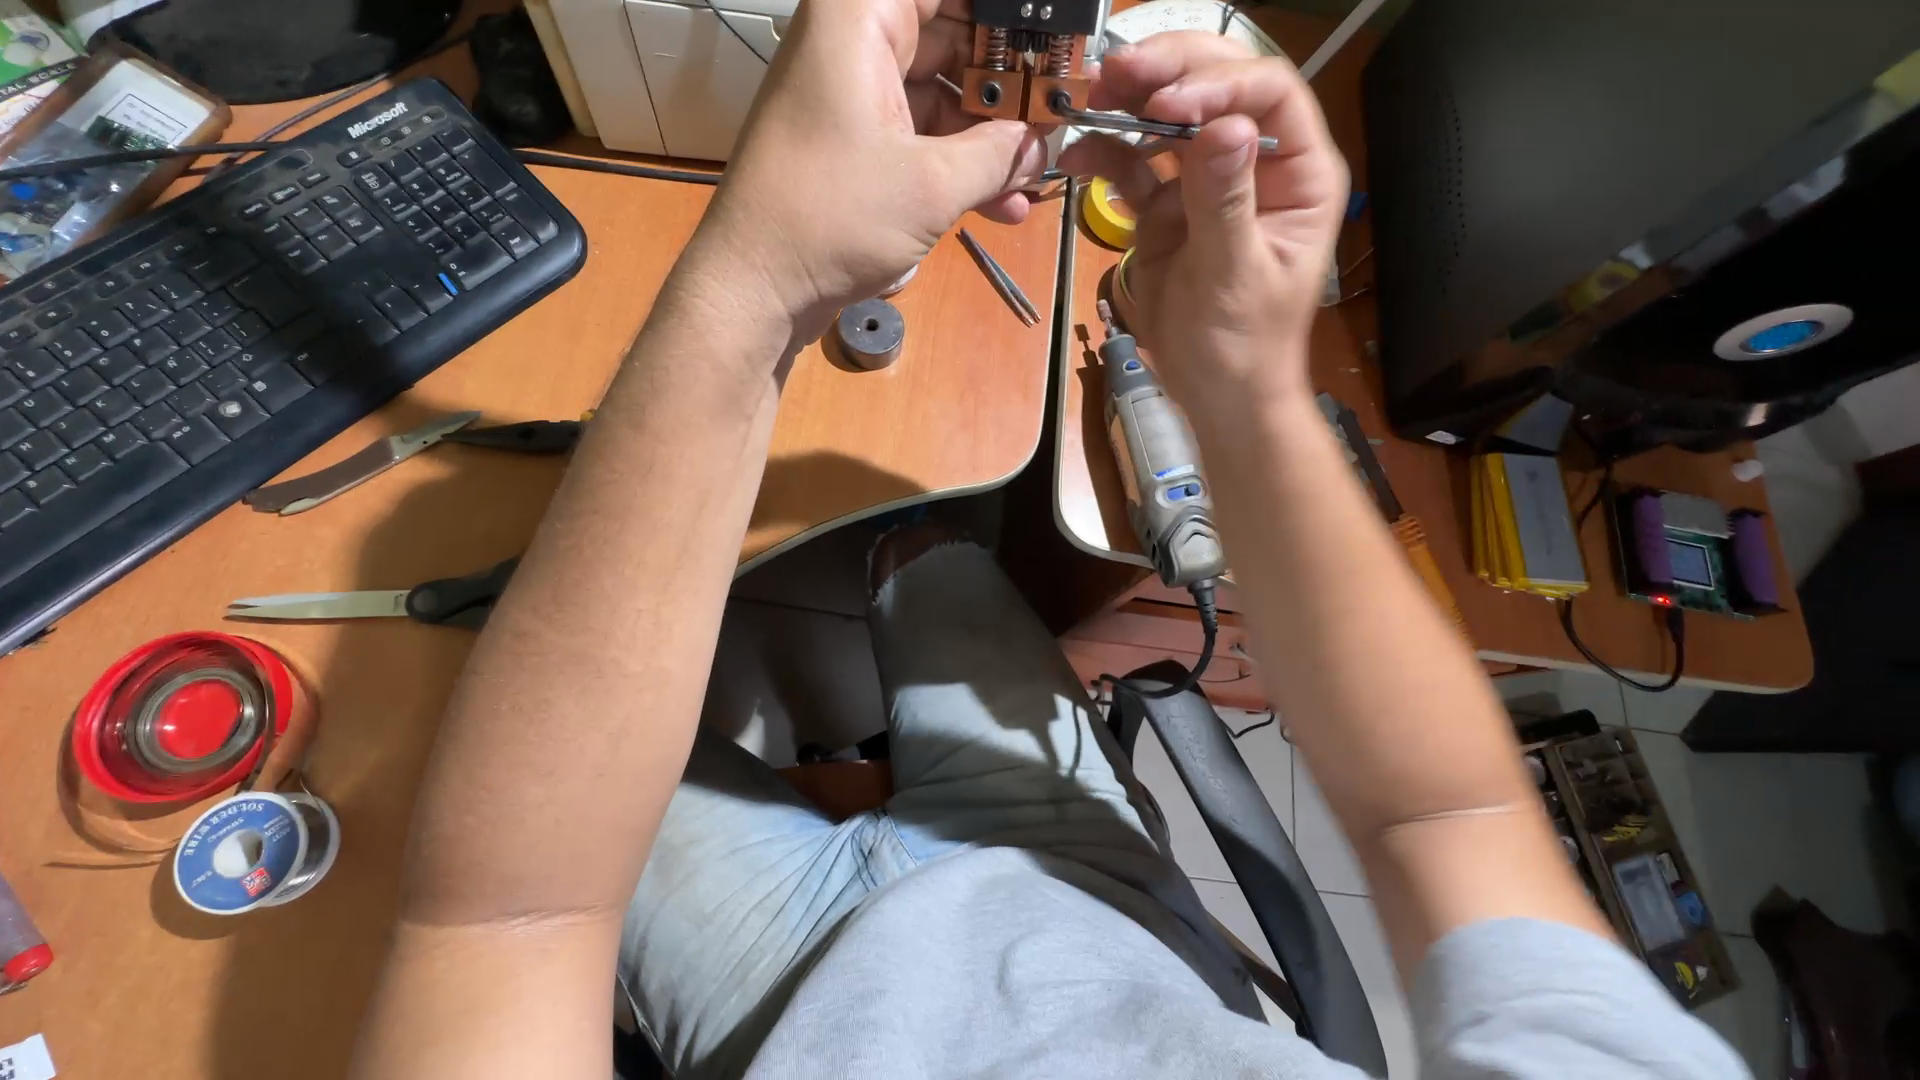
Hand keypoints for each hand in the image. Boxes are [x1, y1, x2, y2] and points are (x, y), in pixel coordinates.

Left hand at [689, 0, 1049, 344]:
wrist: (757, 286)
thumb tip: (1039, 144)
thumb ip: (998, 155)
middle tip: (1058, 109)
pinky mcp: (854, 146)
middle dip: (1006, 79)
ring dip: (990, 135)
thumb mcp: (931, 186)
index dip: (1009, 13)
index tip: (1055, 39)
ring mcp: (853, 97)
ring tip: (1037, 169)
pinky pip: (919, 137)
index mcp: (861, 17)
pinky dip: (958, 165)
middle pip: (950, 33)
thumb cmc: (833, 218)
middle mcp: (855, 43)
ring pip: (939, 93)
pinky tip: (1004, 203)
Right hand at [1058, 33, 1347, 425]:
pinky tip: (1078, 155)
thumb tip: (1222, 126)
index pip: (1267, 95)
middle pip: (1218, 88)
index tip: (1168, 102)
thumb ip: (1226, 202)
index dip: (1218, 84)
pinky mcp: (1167, 211)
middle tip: (1117, 70)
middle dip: (1170, 72)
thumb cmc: (1243, 346)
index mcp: (1297, 175)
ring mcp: (1206, 185)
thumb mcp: (1235, 276)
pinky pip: (1137, 170)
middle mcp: (1254, 166)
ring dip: (1132, 104)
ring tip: (1092, 98)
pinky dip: (1107, 158)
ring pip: (1172, 120)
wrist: (1215, 395)